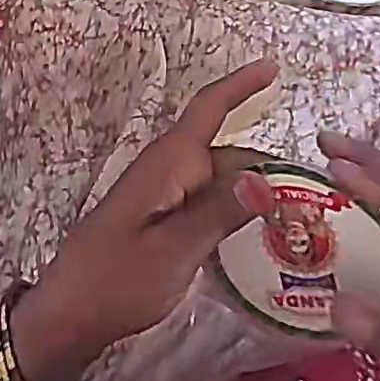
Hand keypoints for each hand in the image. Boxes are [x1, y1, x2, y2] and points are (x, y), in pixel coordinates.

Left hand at [12, 60, 278, 380]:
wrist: (68, 313)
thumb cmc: (116, 279)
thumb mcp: (174, 250)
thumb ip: (219, 212)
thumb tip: (264, 179)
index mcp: (170, 162)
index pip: (210, 107)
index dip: (242, 85)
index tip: (273, 67)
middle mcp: (169, 167)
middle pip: (227, 150)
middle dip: (264, 166)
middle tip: (311, 191)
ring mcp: (165, 191)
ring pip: (220, 177)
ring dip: (252, 190)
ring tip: (297, 217)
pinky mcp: (163, 214)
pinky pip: (207, 199)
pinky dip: (233, 208)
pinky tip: (258, 232)